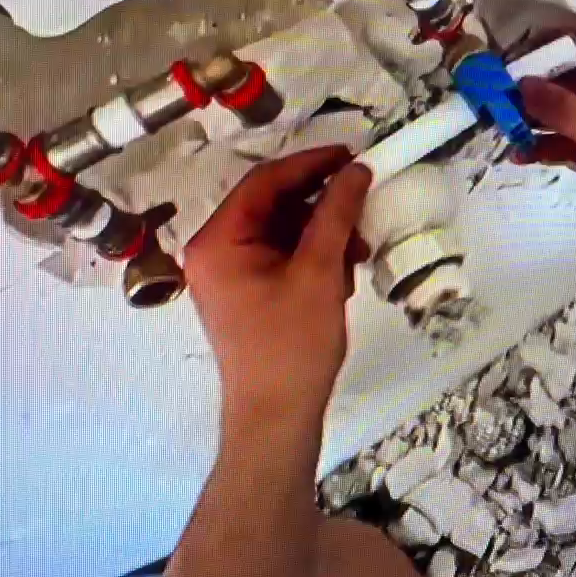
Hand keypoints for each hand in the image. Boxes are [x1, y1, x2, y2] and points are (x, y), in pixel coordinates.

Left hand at [184, 146, 372, 425]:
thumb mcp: (319, 271)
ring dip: (323, 234)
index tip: (352, 155)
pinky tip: (341, 273)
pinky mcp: (247, 293)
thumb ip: (336, 213)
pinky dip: (313, 257)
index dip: (311, 163)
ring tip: (358, 252)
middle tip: (361, 206)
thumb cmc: (292, 346)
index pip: (264, 182)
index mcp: (217, 241)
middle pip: (273, 205)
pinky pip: (281, 256)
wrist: (276, 420)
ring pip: (282, 231)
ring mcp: (229, 274)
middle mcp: (215, 251)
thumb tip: (356, 170)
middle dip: (321, 207)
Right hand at [517, 25, 575, 259]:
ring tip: (507, 124)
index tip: (532, 48)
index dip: (571, 39)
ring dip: (541, 118)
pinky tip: (521, 154)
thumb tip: (522, 83)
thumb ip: (565, 108)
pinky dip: (548, 147)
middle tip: (507, 91)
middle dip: (545, 84)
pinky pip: (571, 144)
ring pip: (573, 114)